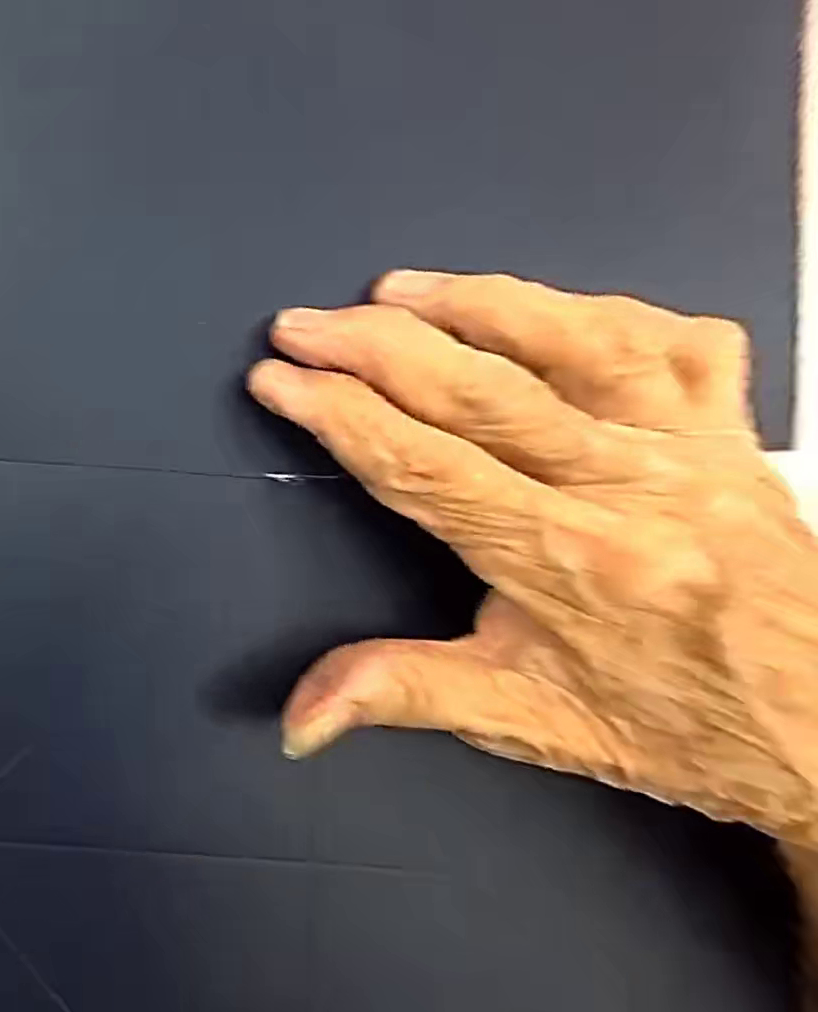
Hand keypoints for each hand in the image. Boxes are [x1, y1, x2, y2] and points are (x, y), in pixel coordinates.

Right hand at [248, 271, 817, 845]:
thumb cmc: (672, 724)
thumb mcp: (520, 722)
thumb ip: (396, 696)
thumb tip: (294, 721)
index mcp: (564, 557)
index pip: (420, 464)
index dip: (336, 413)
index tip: (277, 379)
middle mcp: (630, 486)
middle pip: (481, 389)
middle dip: (372, 346)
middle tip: (298, 323)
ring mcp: (694, 447)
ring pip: (578, 342)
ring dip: (474, 303)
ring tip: (393, 287)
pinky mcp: (734, 431)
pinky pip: (672, 343)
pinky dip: (593, 310)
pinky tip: (532, 305)